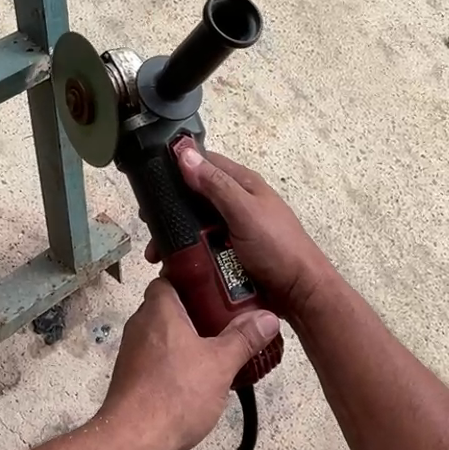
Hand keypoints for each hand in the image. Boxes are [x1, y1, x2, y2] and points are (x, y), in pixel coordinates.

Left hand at [95, 278, 279, 449]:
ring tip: (216, 347)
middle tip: (225, 318)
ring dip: (186, 336)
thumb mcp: (219, 365)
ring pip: (163, 331)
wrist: (134, 438)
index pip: (169, 277)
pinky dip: (175, 357)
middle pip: (168, 304)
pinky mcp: (131, 374)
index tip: (216, 286)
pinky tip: (196, 375)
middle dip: (195, 310)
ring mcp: (133, 349)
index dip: (191, 278)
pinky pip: (156, 354)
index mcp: (158, 309)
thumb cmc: (176, 392)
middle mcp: (141, 322)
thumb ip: (243, 339)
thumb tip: (268, 317)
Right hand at [169, 138, 337, 322]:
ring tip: (156, 254)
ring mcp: (231, 230)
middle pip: (194, 197)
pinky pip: (200, 249)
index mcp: (243, 184)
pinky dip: (185, 255)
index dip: (179, 165)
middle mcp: (235, 203)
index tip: (151, 178)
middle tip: (148, 222)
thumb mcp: (245, 212)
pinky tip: (170, 266)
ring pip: (194, 226)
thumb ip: (216, 184)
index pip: (205, 162)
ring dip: (174, 236)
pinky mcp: (227, 254)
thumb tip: (185, 154)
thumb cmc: (277, 248)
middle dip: (170, 208)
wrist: (300, 295)